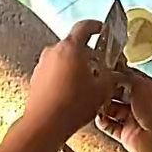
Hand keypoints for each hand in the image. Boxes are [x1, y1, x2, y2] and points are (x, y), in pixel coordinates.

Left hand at [22, 20, 122, 141]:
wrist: (44, 125)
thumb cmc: (71, 106)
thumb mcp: (102, 90)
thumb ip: (111, 76)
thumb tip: (115, 73)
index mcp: (71, 48)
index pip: (85, 26)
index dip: (96, 26)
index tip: (102, 30)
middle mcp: (53, 52)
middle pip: (74, 44)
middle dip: (88, 53)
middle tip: (100, 65)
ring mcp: (42, 65)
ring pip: (63, 58)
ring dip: (75, 66)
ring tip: (87, 83)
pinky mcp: (36, 78)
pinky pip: (54, 71)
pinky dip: (64, 76)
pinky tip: (72, 92)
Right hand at [96, 68, 151, 151]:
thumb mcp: (142, 86)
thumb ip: (126, 77)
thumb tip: (114, 71)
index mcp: (151, 90)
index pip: (131, 79)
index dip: (117, 75)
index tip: (104, 71)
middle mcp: (144, 105)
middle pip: (120, 95)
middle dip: (108, 90)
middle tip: (96, 86)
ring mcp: (135, 121)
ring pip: (114, 110)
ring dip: (103, 106)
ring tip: (94, 101)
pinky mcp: (128, 135)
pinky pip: (111, 127)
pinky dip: (103, 122)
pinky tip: (97, 117)